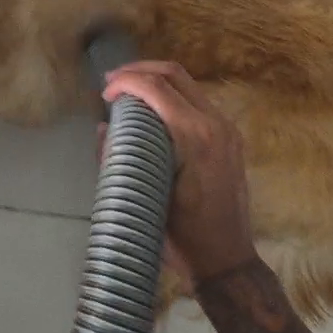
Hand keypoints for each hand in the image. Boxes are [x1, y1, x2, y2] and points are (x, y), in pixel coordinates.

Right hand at [103, 61, 256, 282]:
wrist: (227, 262)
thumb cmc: (182, 238)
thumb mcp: (144, 199)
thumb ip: (119, 160)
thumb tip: (103, 129)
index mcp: (196, 137)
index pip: (157, 88)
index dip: (127, 81)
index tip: (104, 92)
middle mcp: (216, 124)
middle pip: (175, 74)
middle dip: (140, 70)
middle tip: (112, 81)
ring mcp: (227, 128)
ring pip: (188, 84)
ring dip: (156, 81)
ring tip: (128, 91)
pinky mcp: (230, 136)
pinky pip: (198, 101)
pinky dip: (172, 96)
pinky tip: (153, 110)